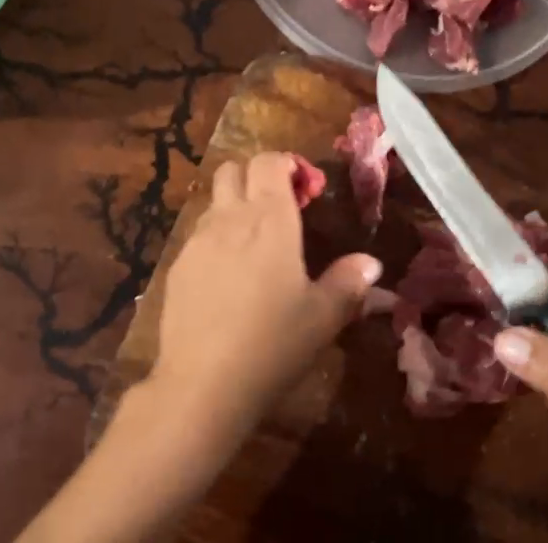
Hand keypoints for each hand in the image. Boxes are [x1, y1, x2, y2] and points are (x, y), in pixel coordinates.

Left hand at [151, 152, 381, 433]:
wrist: (202, 385)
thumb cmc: (273, 345)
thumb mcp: (323, 318)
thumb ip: (349, 283)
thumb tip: (370, 263)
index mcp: (270, 219)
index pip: (270, 162)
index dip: (289, 165)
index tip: (308, 191)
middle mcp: (230, 218)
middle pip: (234, 169)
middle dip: (257, 177)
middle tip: (282, 209)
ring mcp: (197, 241)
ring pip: (214, 201)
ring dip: (235, 207)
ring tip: (256, 246)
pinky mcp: (176, 267)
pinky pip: (198, 235)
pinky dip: (216, 239)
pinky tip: (228, 279)